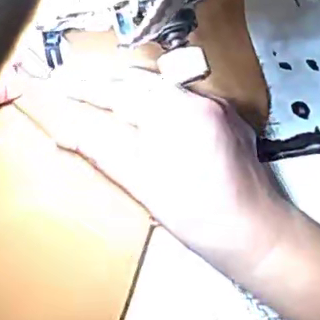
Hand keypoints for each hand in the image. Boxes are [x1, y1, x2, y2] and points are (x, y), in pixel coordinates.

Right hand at [21, 64, 294, 276]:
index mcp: (176, 111)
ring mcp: (217, 108)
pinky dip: (156, 101)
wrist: (260, 238)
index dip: (85, 89)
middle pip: (140, 80)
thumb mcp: (140, 183)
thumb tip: (62, 136)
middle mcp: (199, 100)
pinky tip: (145, 115)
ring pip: (162, 86)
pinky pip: (183, 99)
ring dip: (130, 89)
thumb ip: (99, 151)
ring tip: (102, 96)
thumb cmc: (199, 215)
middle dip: (105, 82)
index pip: (118, 91)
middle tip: (75, 86)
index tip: (60, 85)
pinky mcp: (228, 120)